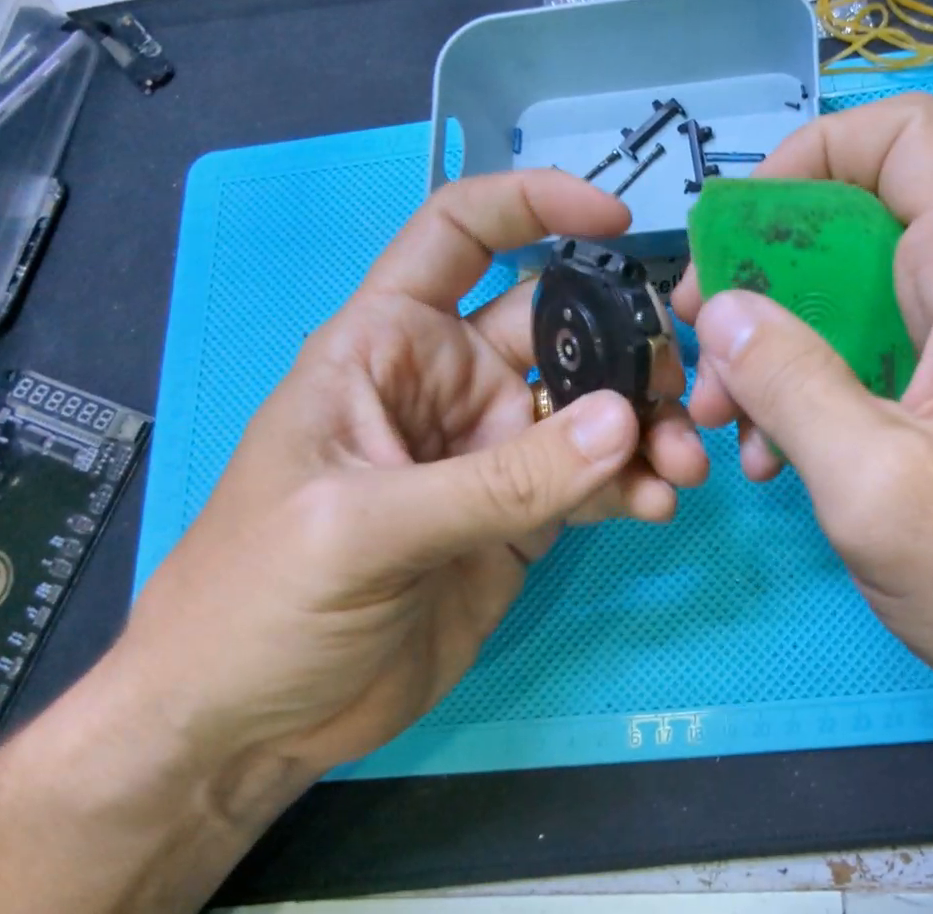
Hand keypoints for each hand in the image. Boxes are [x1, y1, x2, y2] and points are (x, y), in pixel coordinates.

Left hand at [118, 171, 708, 802]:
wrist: (250, 727)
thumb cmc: (258, 604)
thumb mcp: (364, 530)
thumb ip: (499, 479)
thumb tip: (623, 421)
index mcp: (389, 346)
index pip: (458, 237)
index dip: (532, 205)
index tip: (617, 222)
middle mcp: (453, 384)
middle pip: (561, 329)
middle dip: (627, 350)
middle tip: (681, 391)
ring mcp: (495, 452)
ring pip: (593, 409)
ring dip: (647, 426)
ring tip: (683, 466)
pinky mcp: (526, 515)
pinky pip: (597, 480)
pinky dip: (636, 485)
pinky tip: (659, 506)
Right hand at [673, 95, 932, 733]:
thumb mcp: (876, 484)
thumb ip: (790, 383)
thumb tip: (724, 311)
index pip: (903, 137)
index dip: (810, 156)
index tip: (737, 233)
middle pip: (863, 220)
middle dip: (771, 273)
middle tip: (708, 345)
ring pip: (860, 297)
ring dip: (785, 343)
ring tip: (732, 421)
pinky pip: (880, 355)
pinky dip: (822, 386)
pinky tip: (780, 453)